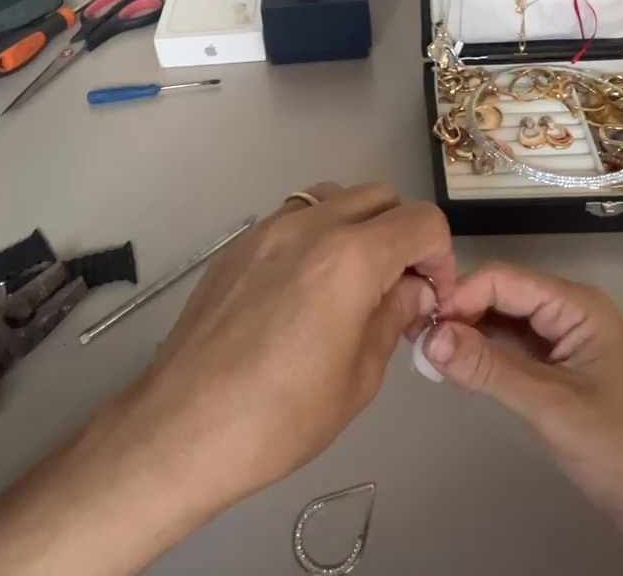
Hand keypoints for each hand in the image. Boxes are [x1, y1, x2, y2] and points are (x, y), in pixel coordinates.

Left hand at [0, 182, 454, 575]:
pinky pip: (292, 215)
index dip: (440, 257)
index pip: (421, 221)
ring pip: (333, 195)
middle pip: (380, 196)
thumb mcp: (359, 378)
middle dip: (403, 234)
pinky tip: (305, 284)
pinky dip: (316, 232)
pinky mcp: (237, 244)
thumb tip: (412, 288)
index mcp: (350, 257)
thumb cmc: (280, 418)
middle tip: (398, 286)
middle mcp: (310, 226)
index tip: (431, 296)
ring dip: (358, 224)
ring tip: (352, 278)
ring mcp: (267, 229)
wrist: (182, 427)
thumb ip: (393, 316)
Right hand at [419, 262, 622, 543]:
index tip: (420, 325)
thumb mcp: (551, 407)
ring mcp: (563, 341)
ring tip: (426, 358)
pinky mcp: (558, 369)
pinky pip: (511, 349)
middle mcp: (567, 313)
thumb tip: (430, 337)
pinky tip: (456, 373)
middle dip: (458, 314)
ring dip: (467, 336)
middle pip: (499, 296)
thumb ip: (488, 369)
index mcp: (575, 306)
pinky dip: (483, 357)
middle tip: (414, 342)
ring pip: (502, 322)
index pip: (501, 279)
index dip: (459, 295)